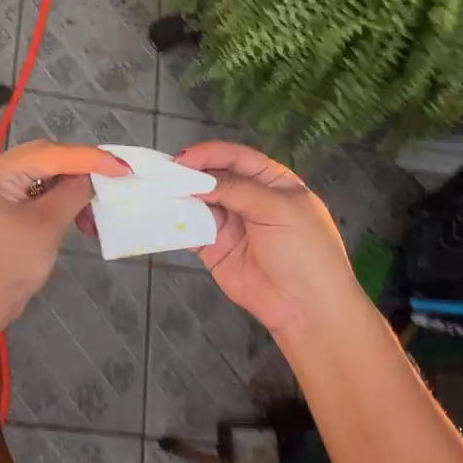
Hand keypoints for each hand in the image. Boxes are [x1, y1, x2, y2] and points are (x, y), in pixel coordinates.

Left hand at [0, 141, 129, 336]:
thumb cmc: (8, 264)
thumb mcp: (46, 225)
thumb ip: (73, 193)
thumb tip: (94, 177)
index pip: (51, 154)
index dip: (91, 158)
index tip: (124, 168)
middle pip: (47, 160)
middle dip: (82, 174)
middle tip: (113, 187)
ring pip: (45, 178)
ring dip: (73, 193)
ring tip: (92, 219)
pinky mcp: (2, 207)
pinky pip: (37, 195)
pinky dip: (60, 204)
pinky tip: (79, 221)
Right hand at [172, 141, 361, 335]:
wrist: (307, 308)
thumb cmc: (305, 251)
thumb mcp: (278, 209)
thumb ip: (237, 189)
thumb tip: (197, 179)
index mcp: (271, 182)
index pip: (236, 158)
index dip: (209, 154)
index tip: (183, 159)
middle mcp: (248, 198)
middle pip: (213, 176)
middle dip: (189, 174)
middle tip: (162, 174)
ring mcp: (230, 224)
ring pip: (198, 201)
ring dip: (179, 196)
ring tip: (156, 191)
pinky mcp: (214, 248)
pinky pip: (191, 229)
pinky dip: (175, 222)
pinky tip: (161, 216)